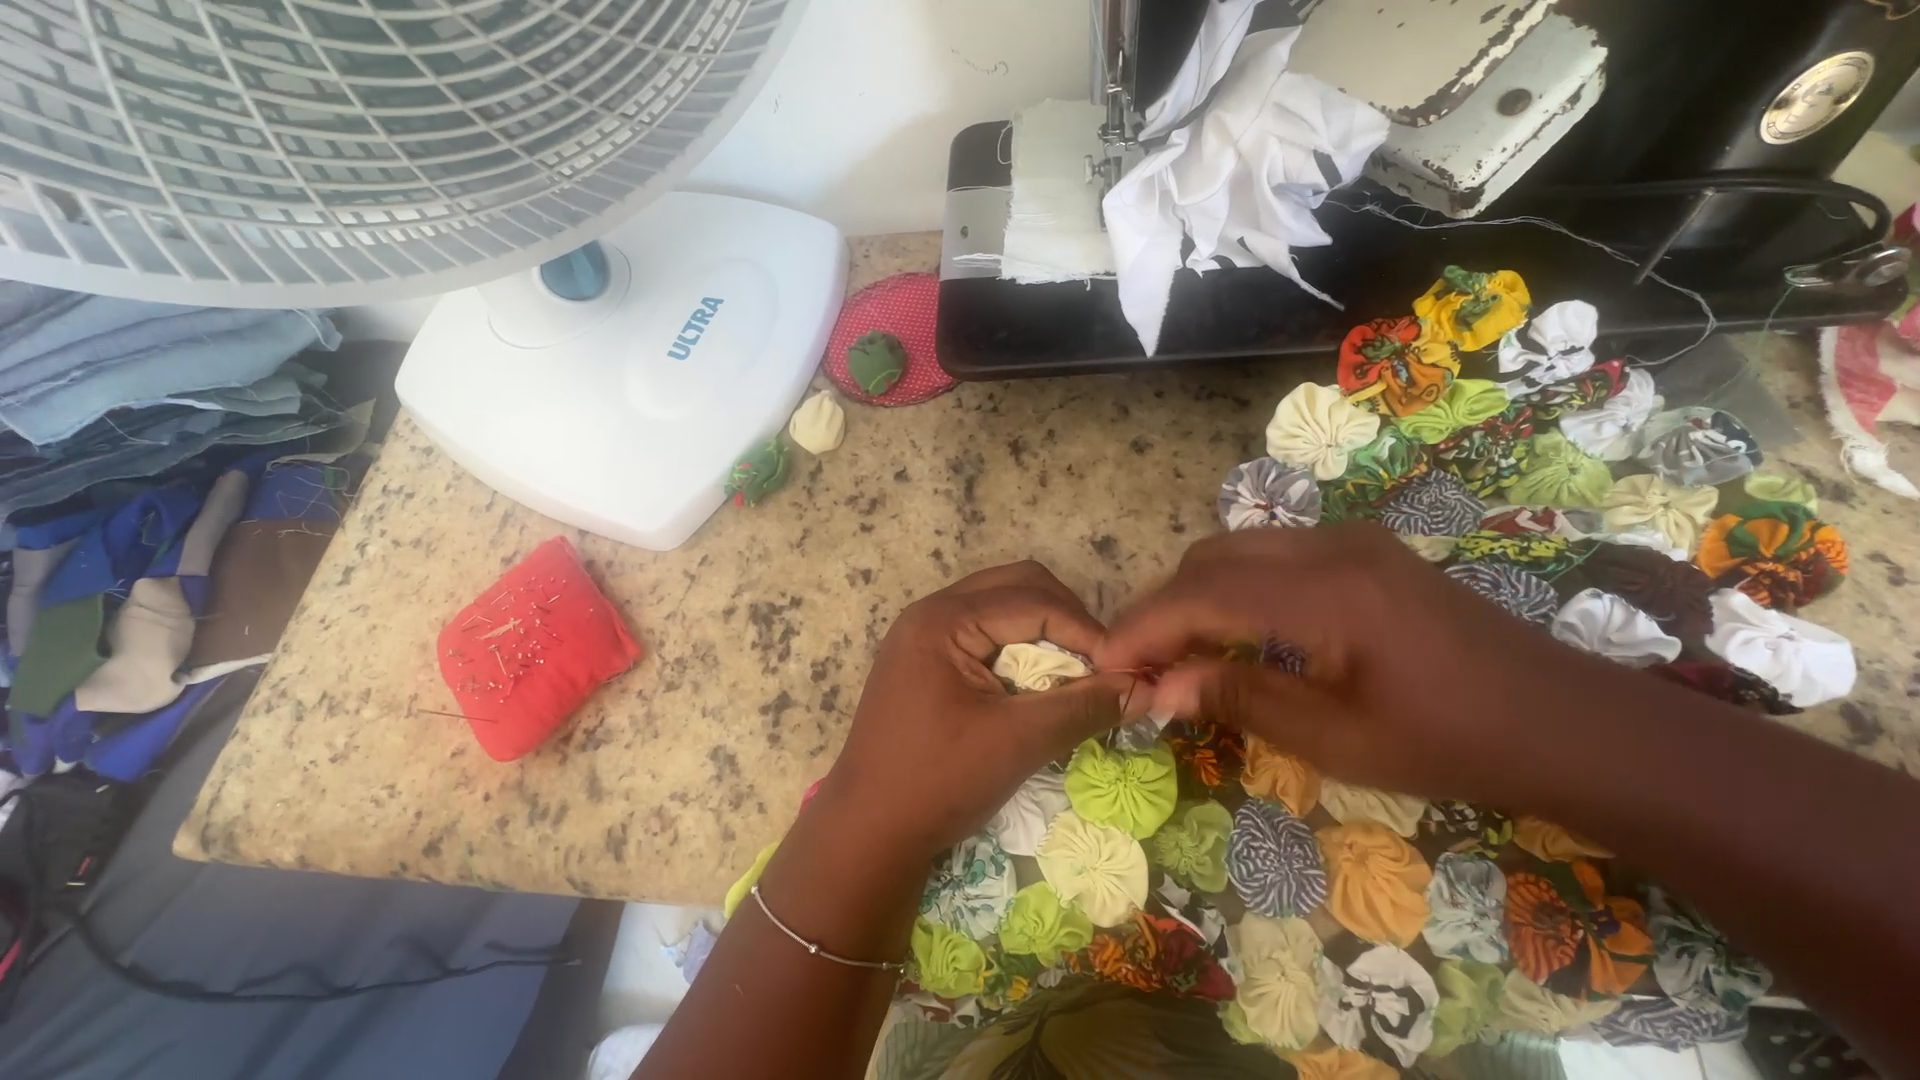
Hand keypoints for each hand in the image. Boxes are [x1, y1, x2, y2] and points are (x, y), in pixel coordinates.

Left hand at [816, 561, 1134, 860]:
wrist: (866, 834)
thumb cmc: (936, 782)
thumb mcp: (1017, 743)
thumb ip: (1082, 707)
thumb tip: (1145, 689)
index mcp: (943, 620)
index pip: (1034, 599)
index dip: (1086, 631)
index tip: (1123, 672)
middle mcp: (929, 613)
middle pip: (1017, 587)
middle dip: (1066, 620)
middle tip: (1097, 667)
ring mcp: (922, 636)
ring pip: (1001, 608)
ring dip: (1043, 633)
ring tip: (1071, 677)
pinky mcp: (924, 663)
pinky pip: (983, 634)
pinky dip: (1018, 650)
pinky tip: (1035, 687)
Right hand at [1096, 524, 1625, 806]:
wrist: (1562, 722)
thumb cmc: (1451, 743)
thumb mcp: (1337, 739)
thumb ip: (1240, 699)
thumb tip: (1159, 688)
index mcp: (1327, 593)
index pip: (1202, 595)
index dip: (1144, 629)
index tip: (1105, 666)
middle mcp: (1332, 546)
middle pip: (1210, 559)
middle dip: (1162, 610)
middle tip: (1140, 668)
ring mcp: (1351, 540)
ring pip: (1237, 550)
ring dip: (1194, 596)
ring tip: (1178, 655)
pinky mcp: (1363, 549)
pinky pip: (1272, 554)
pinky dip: (1233, 588)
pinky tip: (1234, 633)